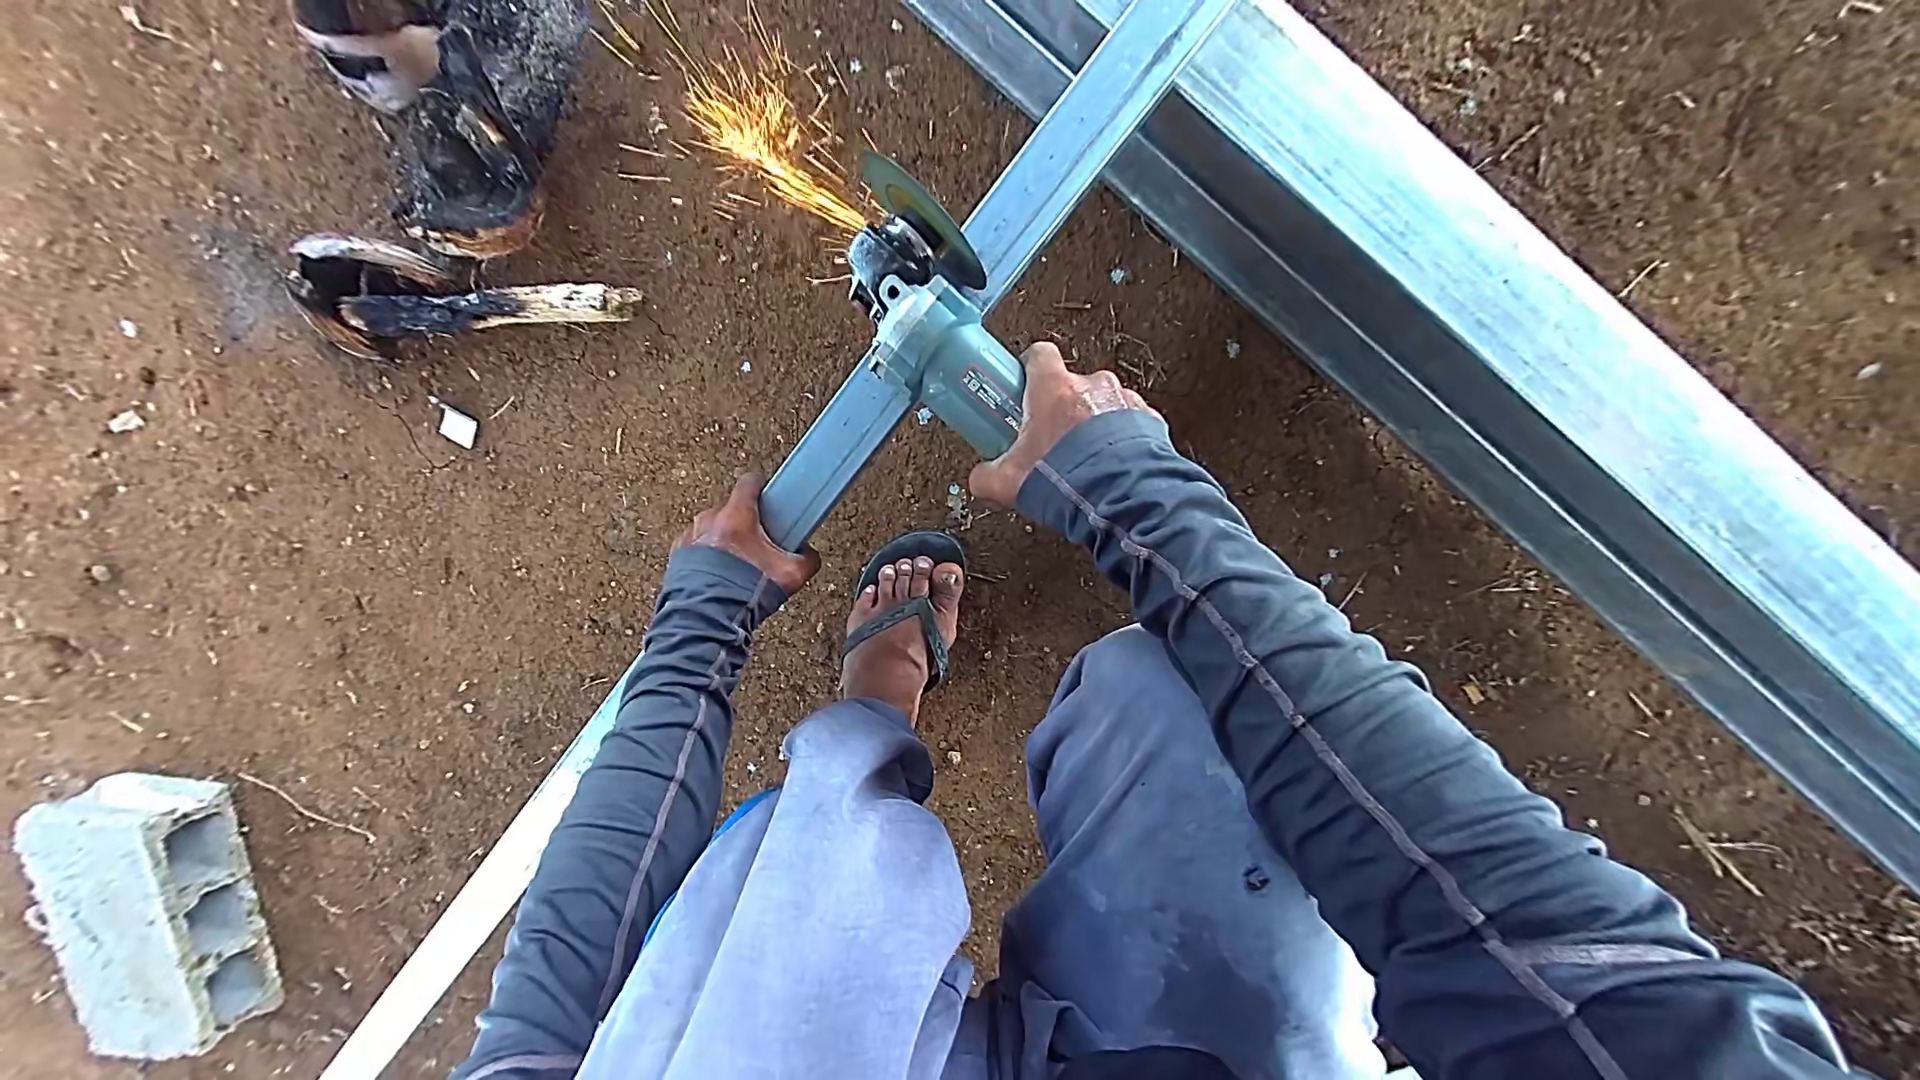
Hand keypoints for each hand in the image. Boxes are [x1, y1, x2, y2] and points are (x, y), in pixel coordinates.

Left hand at [674, 471, 820, 595]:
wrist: (706, 619)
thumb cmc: (743, 593)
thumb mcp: (790, 575)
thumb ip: (806, 559)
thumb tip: (809, 554)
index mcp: (737, 517)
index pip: (749, 483)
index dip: (761, 486)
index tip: (767, 494)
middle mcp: (709, 520)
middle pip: (731, 509)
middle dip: (744, 524)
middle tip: (757, 546)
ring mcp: (690, 536)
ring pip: (712, 528)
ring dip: (724, 540)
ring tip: (736, 564)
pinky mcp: (678, 555)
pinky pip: (696, 546)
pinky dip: (706, 556)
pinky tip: (718, 575)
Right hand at [968, 341, 1159, 506]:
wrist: (1123, 498)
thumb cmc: (1069, 479)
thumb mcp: (1010, 481)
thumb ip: (988, 475)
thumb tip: (980, 479)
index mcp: (1054, 388)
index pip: (1038, 355)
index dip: (1028, 370)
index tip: (1021, 389)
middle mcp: (1092, 385)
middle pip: (1070, 385)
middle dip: (1061, 409)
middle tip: (1051, 440)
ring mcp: (1124, 400)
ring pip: (1101, 404)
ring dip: (1092, 425)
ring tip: (1084, 460)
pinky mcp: (1149, 421)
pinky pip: (1129, 423)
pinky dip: (1120, 440)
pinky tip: (1110, 466)